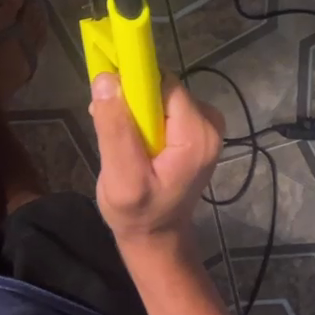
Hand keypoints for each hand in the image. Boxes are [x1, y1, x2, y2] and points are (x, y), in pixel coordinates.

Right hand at [91, 73, 224, 251]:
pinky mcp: (193, 127)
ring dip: (132, 107)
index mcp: (196, 135)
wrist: (157, 236)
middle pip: (161, 85)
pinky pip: (162, 102)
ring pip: (158, 92)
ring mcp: (203, 124)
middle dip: (130, 97)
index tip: (108, 97)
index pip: (163, 83)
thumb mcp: (122, 177)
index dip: (133, 84)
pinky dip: (141, 114)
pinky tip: (129, 137)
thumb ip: (115, 128)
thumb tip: (107, 78)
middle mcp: (208, 123)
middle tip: (107, 121)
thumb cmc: (138, 213)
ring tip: (117, 136)